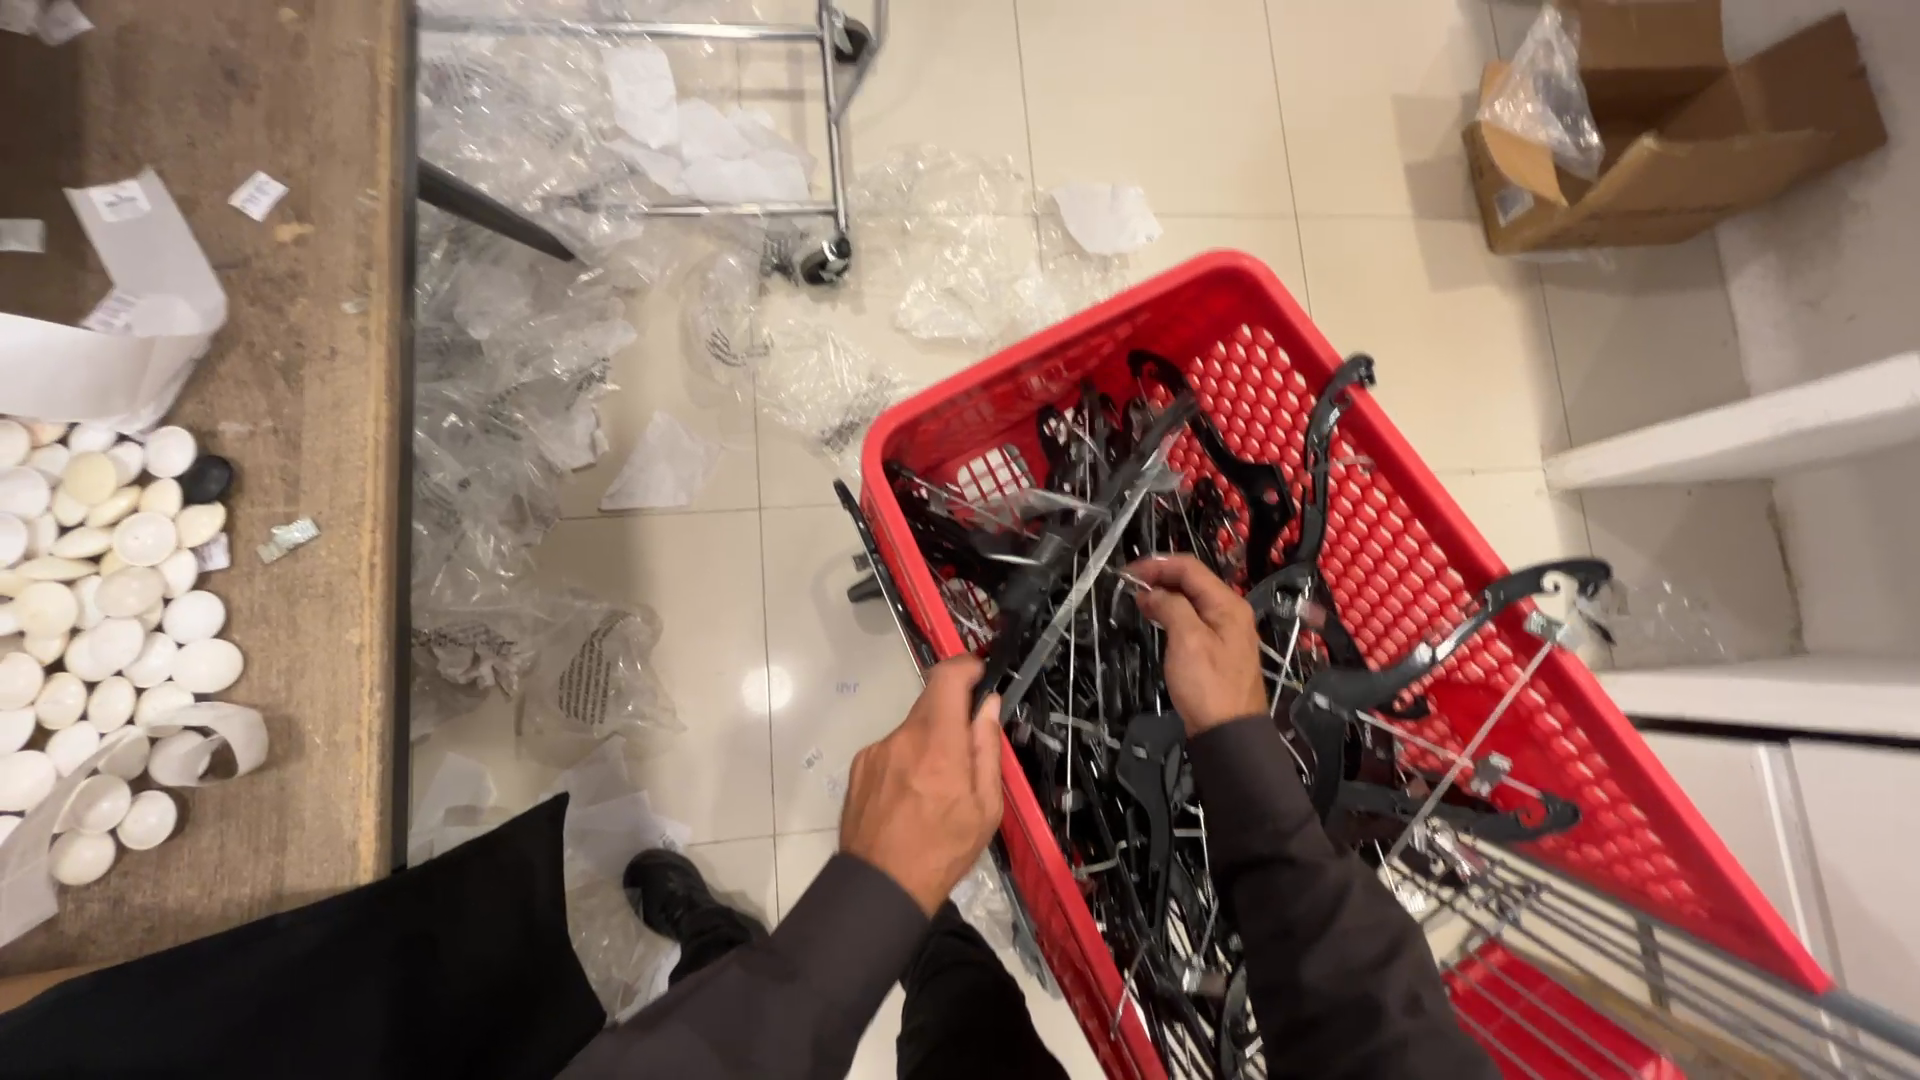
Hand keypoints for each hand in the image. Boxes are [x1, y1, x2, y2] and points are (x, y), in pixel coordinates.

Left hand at [839, 656, 1003, 915]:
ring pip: (912, 728)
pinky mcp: (861, 765)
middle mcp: (904, 737)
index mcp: (939, 744)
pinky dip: (907, 759)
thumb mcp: (986, 807)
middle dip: (952, 712)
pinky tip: (910, 796)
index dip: (965, 666)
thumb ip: (987, 749)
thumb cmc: (943, 850)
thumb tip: (988, 705)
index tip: (979, 673)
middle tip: (966, 745)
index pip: (947, 678)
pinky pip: (893, 748)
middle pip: (931, 701)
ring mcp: (877, 750)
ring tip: (935, 787)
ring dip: (929, 741)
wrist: (880, 887)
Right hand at [1127, 555, 1267, 737]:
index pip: (1190, 568)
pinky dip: (1171, 612)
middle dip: (1160, 577)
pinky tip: (1155, 617)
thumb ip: (1170, 607)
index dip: (1157, 565)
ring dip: (1164, 594)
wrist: (1228, 732)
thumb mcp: (1187, 640)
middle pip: (1192, 581)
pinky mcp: (1215, 648)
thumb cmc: (1208, 685)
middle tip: (1129, 585)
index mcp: (1227, 604)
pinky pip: (1192, 618)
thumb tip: (1151, 593)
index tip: (1128, 573)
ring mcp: (1224, 630)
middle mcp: (1229, 611)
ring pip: (1190, 600)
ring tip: (1138, 599)